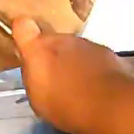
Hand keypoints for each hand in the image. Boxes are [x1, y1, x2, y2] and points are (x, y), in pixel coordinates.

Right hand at [12, 17, 132, 133]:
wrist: (110, 106)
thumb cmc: (65, 105)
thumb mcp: (38, 98)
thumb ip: (33, 76)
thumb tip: (34, 67)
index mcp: (39, 50)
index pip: (23, 27)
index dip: (23, 31)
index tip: (25, 42)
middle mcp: (62, 40)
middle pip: (51, 40)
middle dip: (51, 55)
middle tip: (55, 78)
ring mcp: (87, 43)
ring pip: (74, 49)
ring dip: (73, 61)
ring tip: (77, 86)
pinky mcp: (107, 52)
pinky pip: (93, 57)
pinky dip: (92, 68)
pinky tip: (95, 87)